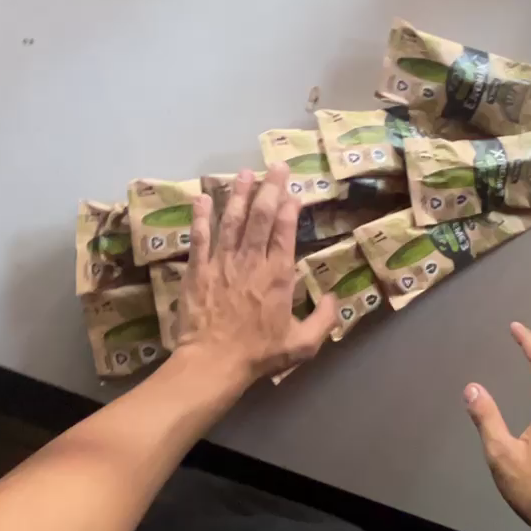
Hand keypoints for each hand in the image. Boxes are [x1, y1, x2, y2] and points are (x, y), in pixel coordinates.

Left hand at [172, 165, 339, 389]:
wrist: (212, 363)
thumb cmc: (258, 355)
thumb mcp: (302, 345)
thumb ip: (323, 320)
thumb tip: (333, 298)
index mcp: (277, 275)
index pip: (284, 231)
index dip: (288, 208)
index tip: (292, 191)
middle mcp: (251, 261)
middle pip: (260, 216)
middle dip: (269, 188)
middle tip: (275, 167)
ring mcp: (222, 262)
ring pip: (231, 220)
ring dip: (238, 194)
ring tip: (244, 172)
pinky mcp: (198, 269)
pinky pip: (200, 236)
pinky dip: (201, 215)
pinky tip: (201, 197)